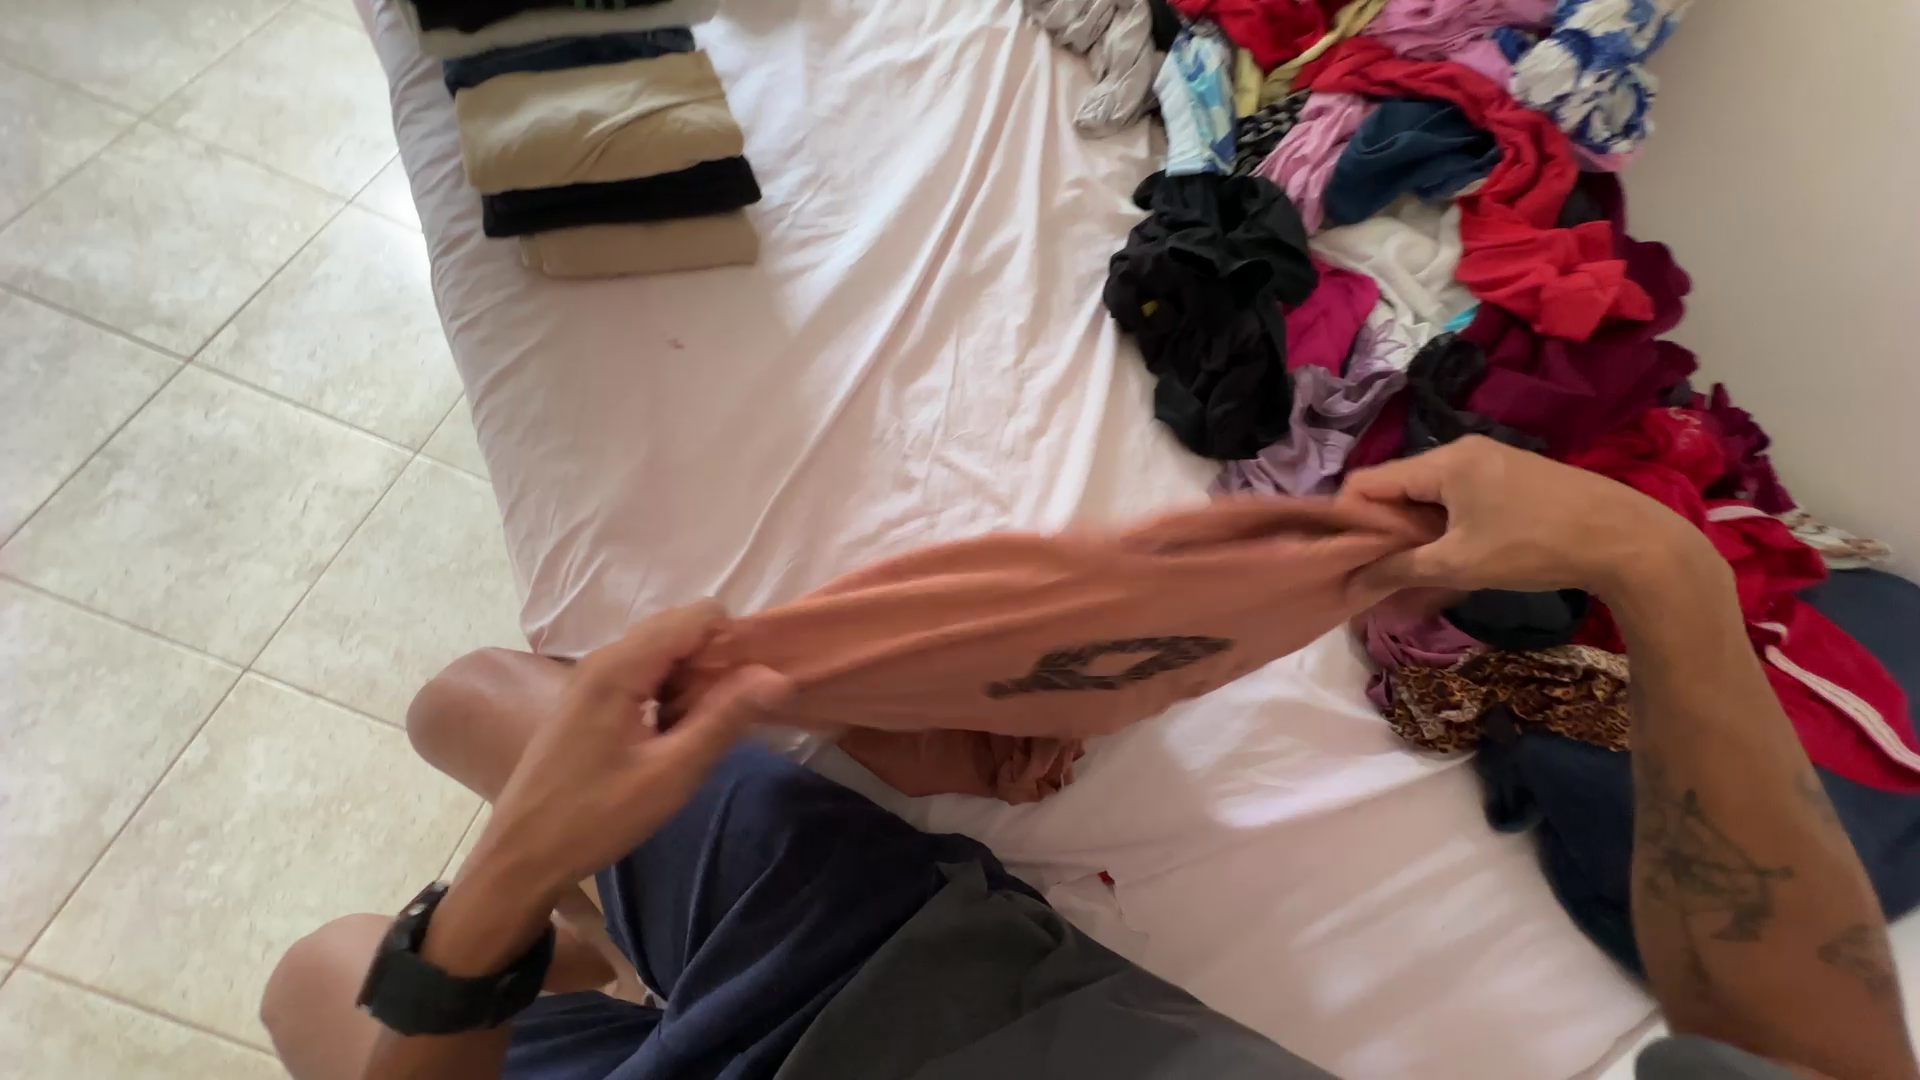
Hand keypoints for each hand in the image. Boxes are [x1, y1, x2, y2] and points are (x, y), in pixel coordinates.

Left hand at [464, 601, 793, 907]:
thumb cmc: (596, 817)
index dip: (733, 642)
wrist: (520, 859)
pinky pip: (648, 670)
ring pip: (667, 650)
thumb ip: (726, 718)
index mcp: (622, 666)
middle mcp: (606, 656)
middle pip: (683, 627)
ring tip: (700, 726)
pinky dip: (672, 689)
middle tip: (727, 713)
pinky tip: (673, 732)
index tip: (748, 688)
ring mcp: (595, 675)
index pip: (700, 615)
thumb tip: (779, 676)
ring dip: (695, 677)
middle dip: (716, 660)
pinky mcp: (592, 695)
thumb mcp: (672, 773)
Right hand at [1336, 436, 1719, 598]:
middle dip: (1383, 526)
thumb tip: (1351, 583)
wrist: (1636, 544)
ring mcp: (1490, 458)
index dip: (1349, 518)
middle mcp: (1462, 449)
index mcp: (1444, 461)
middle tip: (1385, 565)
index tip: (1351, 555)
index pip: (1367, 481)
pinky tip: (1458, 548)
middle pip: (1396, 484)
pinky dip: (1444, 520)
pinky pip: (1456, 492)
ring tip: (1422, 562)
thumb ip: (1397, 569)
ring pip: (1426, 490)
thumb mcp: (1458, 564)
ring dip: (1415, 526)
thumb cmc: (1536, 548)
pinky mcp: (1512, 473)